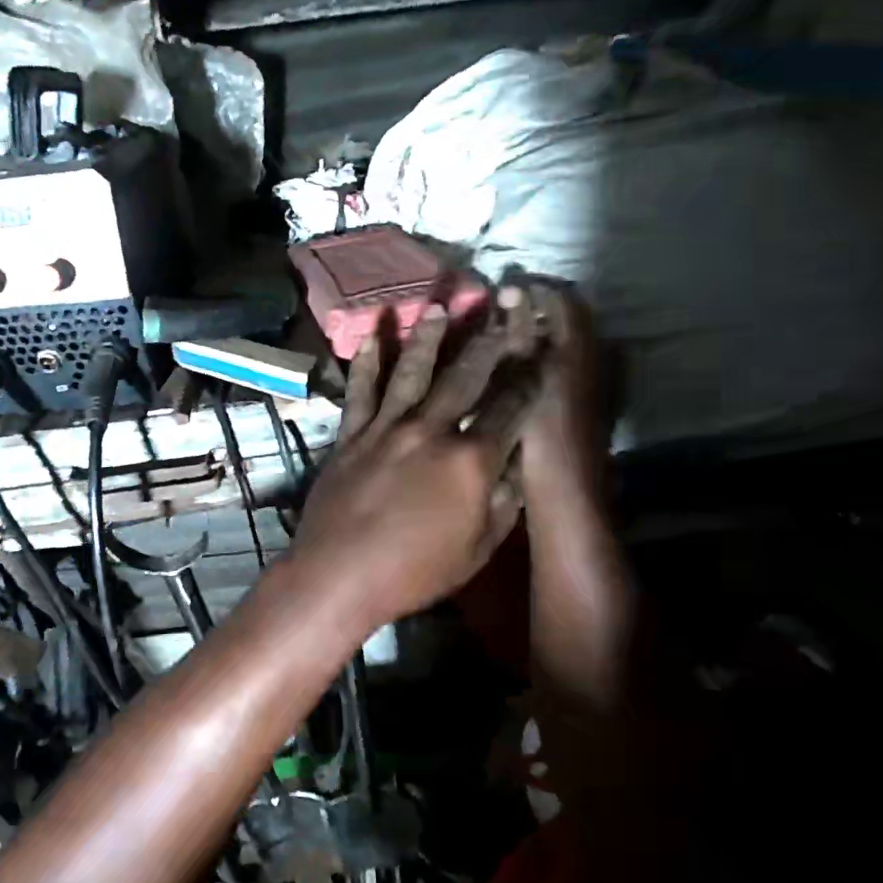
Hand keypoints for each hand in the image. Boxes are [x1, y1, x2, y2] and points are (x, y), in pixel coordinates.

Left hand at [288, 294, 542, 626]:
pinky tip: (373, 335)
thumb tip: (520, 458)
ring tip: (440, 306)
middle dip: (488, 341)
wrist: (339, 576)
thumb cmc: (416, 572)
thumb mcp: (479, 547)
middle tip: (500, 307)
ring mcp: (386, 428)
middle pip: (465, 376)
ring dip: (428, 337)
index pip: (511, 407)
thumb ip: (505, 498)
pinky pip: (361, 391)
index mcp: (471, 459)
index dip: (531, 377)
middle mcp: (431, 430)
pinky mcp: (351, 436)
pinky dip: (367, 361)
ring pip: (412, 371)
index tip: (544, 349)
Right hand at [510, 282, 606, 494]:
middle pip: (565, 320)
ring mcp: (592, 382)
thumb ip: (518, 333)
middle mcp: (594, 357)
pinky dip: (540, 360)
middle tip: (497, 315)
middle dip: (534, 312)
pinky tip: (515, 375)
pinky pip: (562, 366)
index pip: (562, 298)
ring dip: (536, 337)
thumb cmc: (542, 431)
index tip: (501, 289)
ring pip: (563, 344)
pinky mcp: (584, 403)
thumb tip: (512, 291)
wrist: (566, 489)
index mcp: (580, 347)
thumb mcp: (523, 378)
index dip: (533, 288)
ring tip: (500, 342)